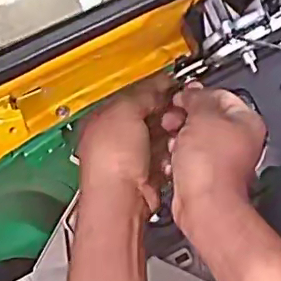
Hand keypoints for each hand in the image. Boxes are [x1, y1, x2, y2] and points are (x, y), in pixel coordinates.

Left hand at [76, 77, 173, 216]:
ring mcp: (133, 157)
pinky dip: (173, 151)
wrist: (122, 198)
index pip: (131, 95)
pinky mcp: (149, 174)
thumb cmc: (110, 161)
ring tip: (177, 127)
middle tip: (178, 105)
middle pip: (148, 115)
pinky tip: (174, 148)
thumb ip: (143, 94)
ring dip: (171, 131)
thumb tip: (158, 84)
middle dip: (166, 110)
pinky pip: (168, 156)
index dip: (152, 87)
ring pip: (161, 135)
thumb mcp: (126, 111)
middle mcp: (116, 138)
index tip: (171, 83)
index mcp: (102, 118)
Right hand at [166, 83, 265, 229]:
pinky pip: (190, 161)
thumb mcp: (201, 117)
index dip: (199, 93)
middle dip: (186, 117)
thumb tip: (193, 92)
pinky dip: (179, 159)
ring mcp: (224, 161)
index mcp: (247, 122)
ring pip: (196, 140)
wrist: (204, 204)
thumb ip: (198, 98)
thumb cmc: (212, 167)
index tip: (182, 95)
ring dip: (180, 138)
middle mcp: (239, 142)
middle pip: (208, 118)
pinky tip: (172, 161)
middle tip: (173, 117)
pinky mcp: (207, 177)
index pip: (222, 96)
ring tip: (172, 140)